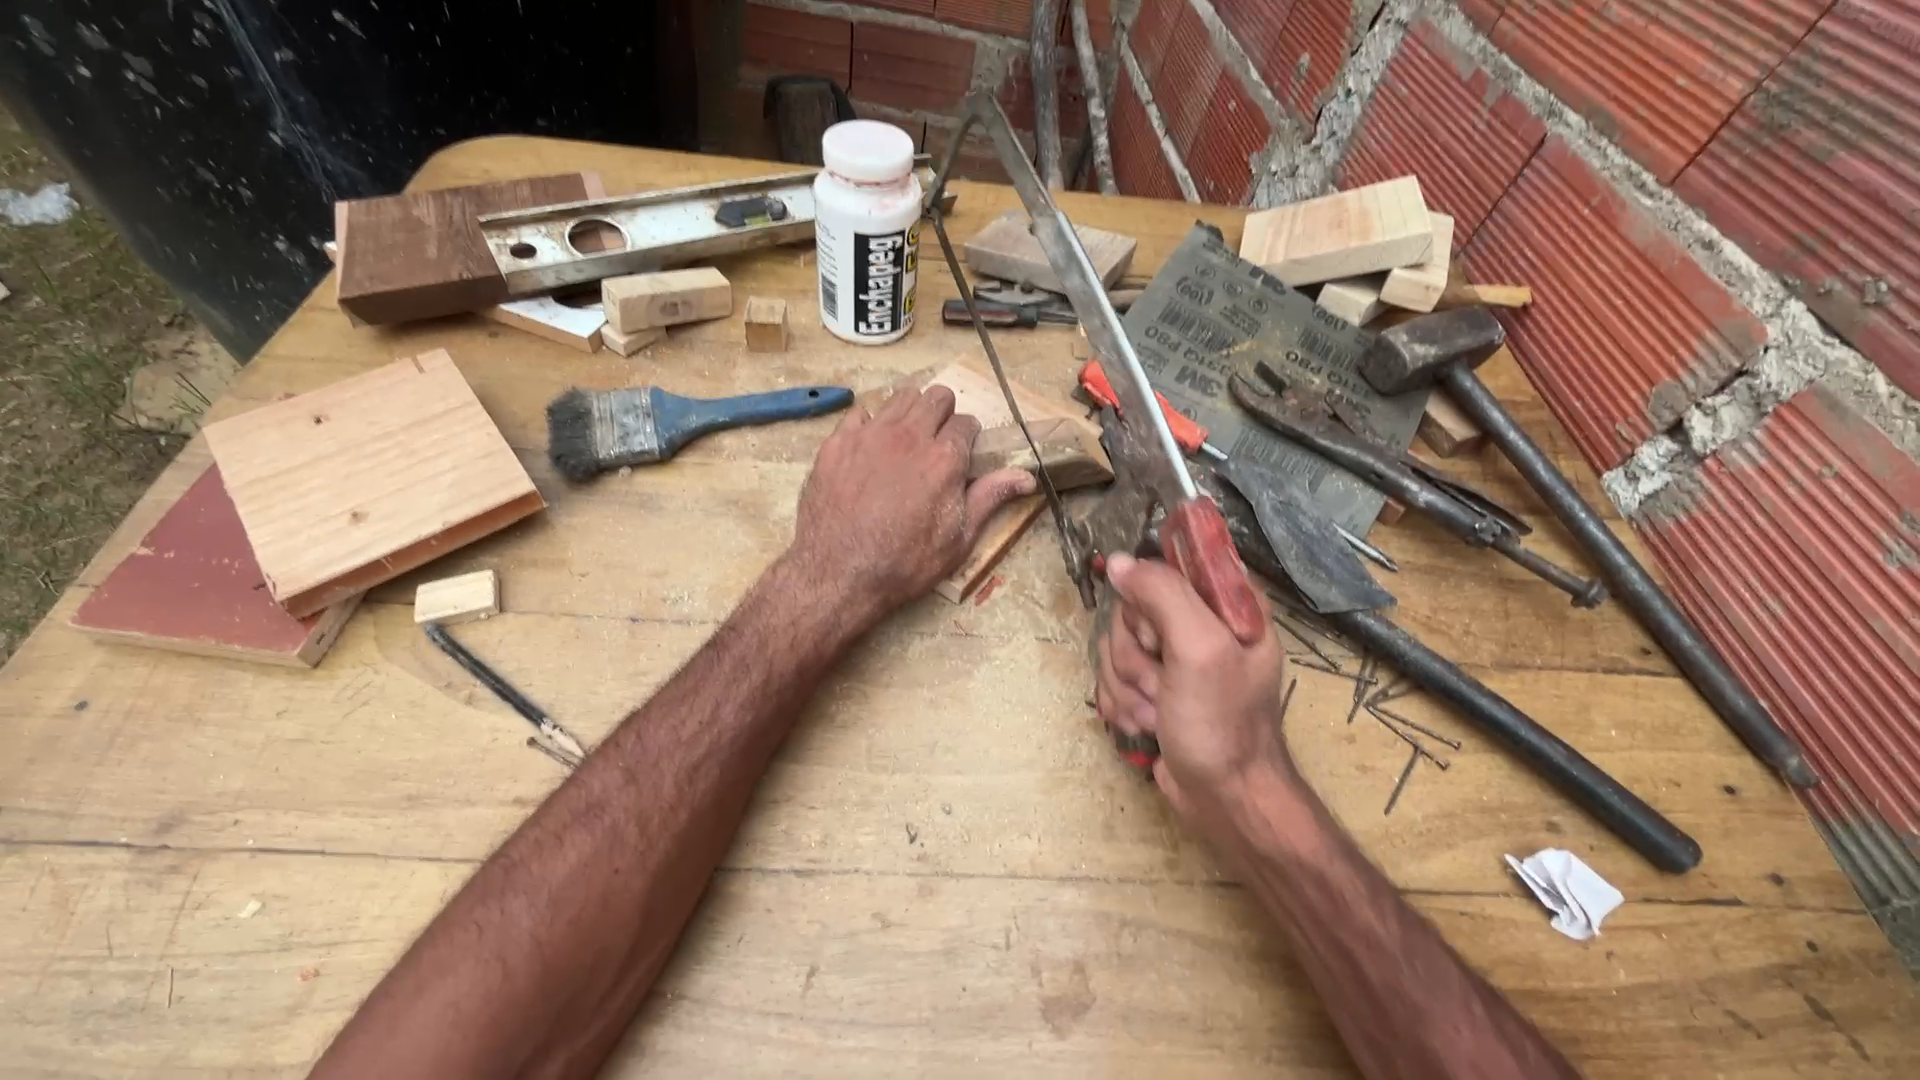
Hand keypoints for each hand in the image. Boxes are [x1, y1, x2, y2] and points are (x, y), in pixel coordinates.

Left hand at [789, 385, 1035, 620]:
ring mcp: (869, 435)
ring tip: (906, 441)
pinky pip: (860, 414)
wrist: (839, 574)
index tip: (962, 457)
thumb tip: (1026, 476)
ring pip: (900, 396)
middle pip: (937, 397)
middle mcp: (909, 436)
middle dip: (943, 415)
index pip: (967, 423)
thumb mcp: (958, 540)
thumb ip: (990, 498)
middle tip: (937, 443)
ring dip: (910, 412)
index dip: (968, 439)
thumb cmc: (904, 563)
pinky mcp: (837, 443)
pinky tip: (870, 450)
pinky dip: (870, 425)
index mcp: (944, 459)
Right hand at [1095, 554, 1293, 829]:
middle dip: (1135, 656)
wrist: (1223, 799)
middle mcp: (1201, 624)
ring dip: (1127, 687)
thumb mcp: (1200, 650)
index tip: (1158, 634)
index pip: (1167, 568)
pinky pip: (1112, 677)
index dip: (1150, 600)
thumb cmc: (1223, 725)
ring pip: (1115, 646)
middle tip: (1162, 685)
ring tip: (1157, 713)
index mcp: (1227, 604)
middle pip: (1131, 610)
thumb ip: (1162, 595)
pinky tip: (1145, 725)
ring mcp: (1174, 659)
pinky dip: (1121, 704)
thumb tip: (1119, 563)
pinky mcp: (1153, 688)